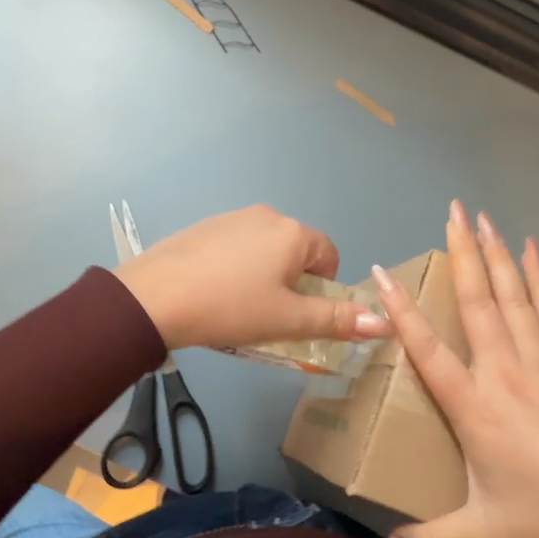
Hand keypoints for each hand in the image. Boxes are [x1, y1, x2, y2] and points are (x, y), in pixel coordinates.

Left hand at [113, 205, 391, 351]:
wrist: (155, 297)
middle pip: (297, 251)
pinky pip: (236, 248)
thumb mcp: (287, 320)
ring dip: (264, 276)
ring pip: (265, 250)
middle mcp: (267, 215)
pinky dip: (236, 269)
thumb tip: (383, 322)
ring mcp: (232, 217)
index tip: (300, 314)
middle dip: (292, 283)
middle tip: (270, 316)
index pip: (329, 256)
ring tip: (239, 308)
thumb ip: (335, 320)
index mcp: (293, 233)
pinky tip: (214, 293)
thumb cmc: (231, 308)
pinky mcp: (204, 227)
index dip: (324, 288)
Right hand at [371, 200, 538, 537]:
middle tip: (449, 209)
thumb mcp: (488, 534)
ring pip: (513, 295)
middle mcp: (505, 372)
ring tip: (479, 216)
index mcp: (476, 409)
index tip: (382, 272)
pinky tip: (532, 249)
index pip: (428, 350)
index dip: (402, 310)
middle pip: (476, 302)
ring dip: (494, 253)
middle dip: (460, 252)